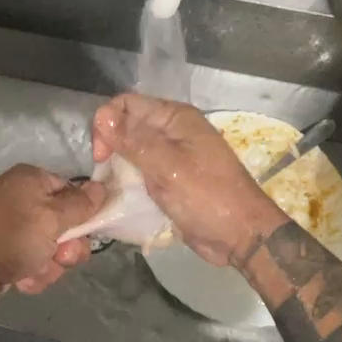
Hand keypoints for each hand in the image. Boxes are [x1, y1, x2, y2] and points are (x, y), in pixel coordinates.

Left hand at [0, 165, 105, 303]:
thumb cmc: (7, 236)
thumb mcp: (50, 218)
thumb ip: (80, 205)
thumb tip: (101, 187)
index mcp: (32, 181)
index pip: (72, 191)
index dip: (84, 213)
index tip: (90, 232)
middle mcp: (22, 200)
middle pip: (66, 224)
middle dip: (67, 247)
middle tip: (59, 256)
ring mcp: (13, 229)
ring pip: (52, 250)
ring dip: (50, 265)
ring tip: (33, 271)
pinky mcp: (5, 254)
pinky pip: (34, 264)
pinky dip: (32, 274)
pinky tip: (20, 281)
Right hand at [91, 94, 282, 267]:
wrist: (240, 237)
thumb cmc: (208, 197)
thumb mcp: (168, 167)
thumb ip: (133, 141)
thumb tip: (101, 115)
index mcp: (175, 118)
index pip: (127, 104)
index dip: (107, 122)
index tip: (101, 154)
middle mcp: (171, 131)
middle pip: (126, 125)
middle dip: (109, 144)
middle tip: (102, 171)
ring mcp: (170, 155)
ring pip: (130, 149)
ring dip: (117, 163)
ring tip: (108, 184)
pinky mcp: (168, 178)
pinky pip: (140, 170)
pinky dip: (127, 178)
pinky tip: (118, 193)